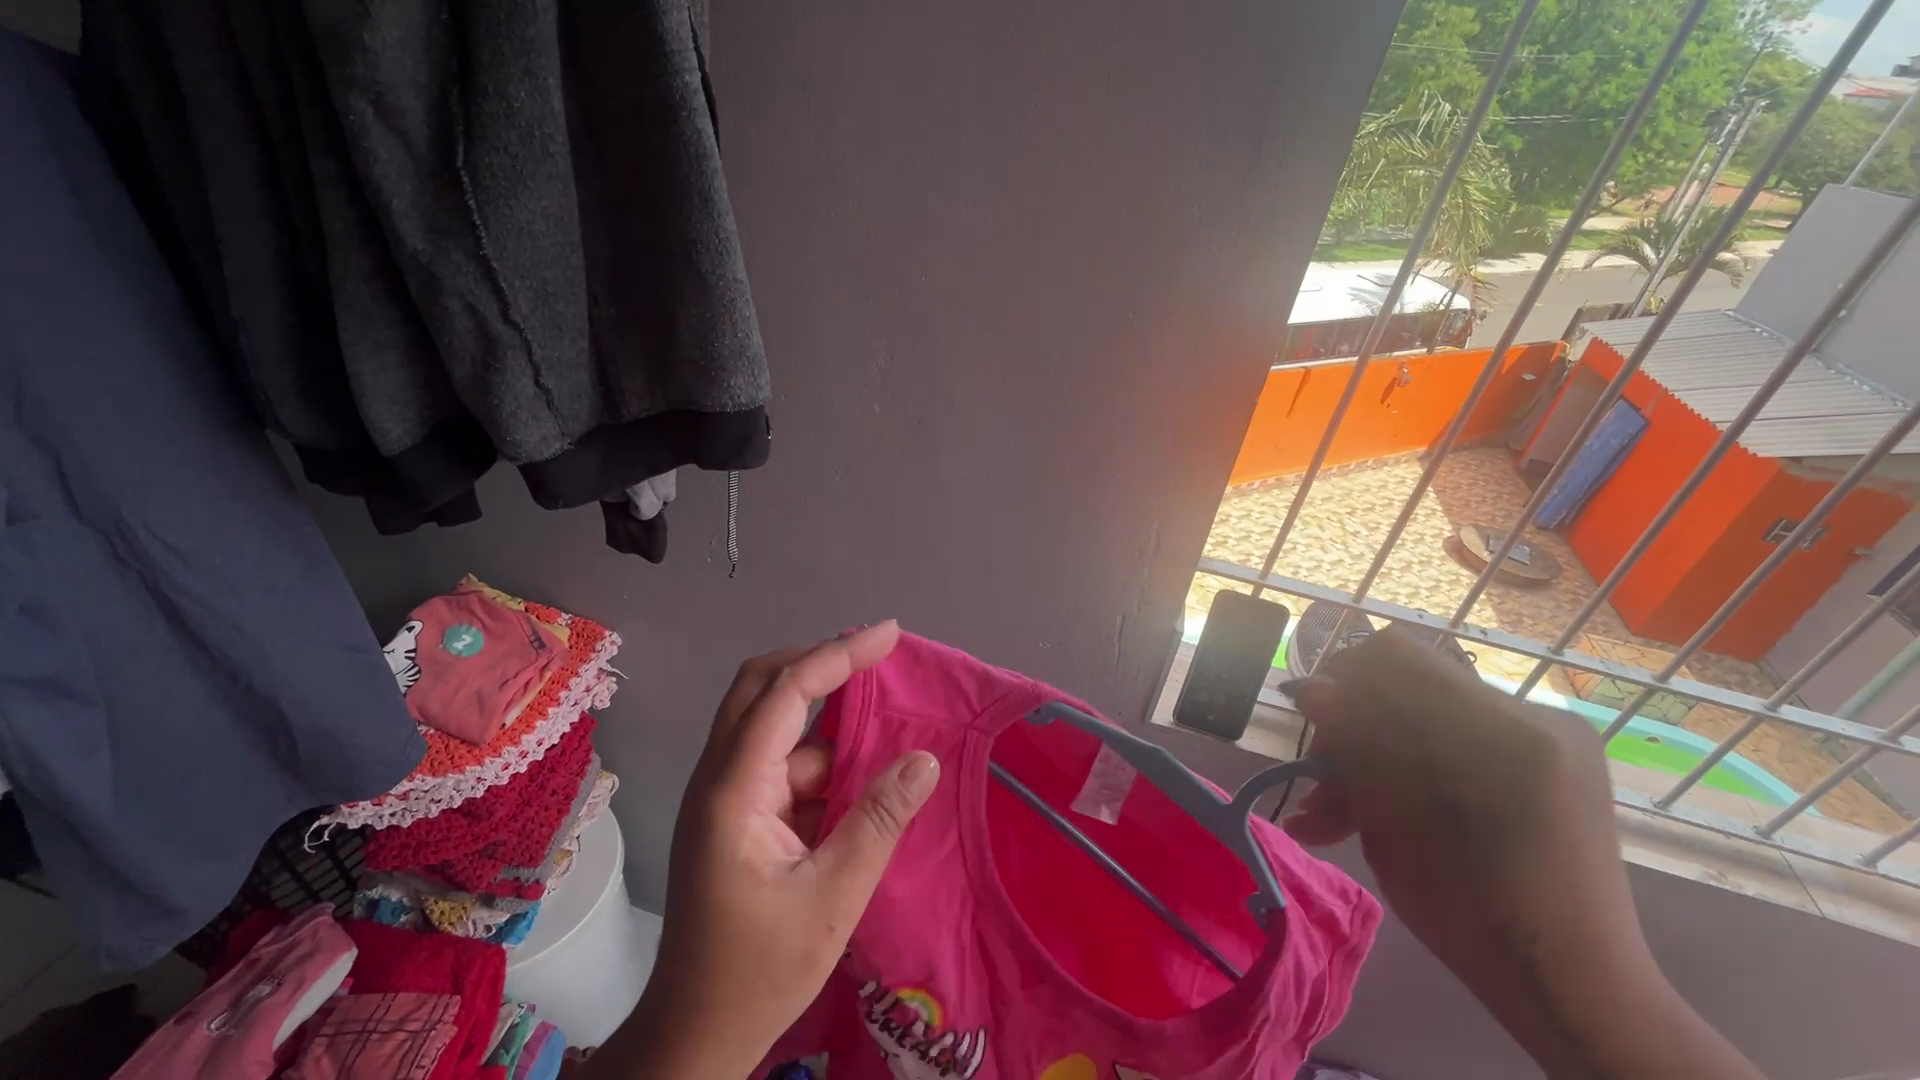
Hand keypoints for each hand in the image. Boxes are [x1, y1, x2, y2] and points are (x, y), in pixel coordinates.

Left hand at [585, 621, 939, 1079]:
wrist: (697, 1033)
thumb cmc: (759, 971)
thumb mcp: (833, 898)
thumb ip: (878, 822)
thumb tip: (924, 758)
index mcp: (734, 791)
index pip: (783, 695)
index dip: (836, 655)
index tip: (888, 634)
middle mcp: (721, 780)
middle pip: (761, 690)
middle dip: (820, 663)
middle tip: (880, 654)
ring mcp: (727, 798)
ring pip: (775, 728)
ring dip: (828, 716)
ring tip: (889, 712)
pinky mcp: (739, 819)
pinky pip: (785, 767)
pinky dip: (826, 760)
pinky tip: (867, 771)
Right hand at [1283, 627, 1761, 1079]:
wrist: (1574, 983)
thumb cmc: (1472, 913)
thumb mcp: (1392, 826)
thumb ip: (1354, 745)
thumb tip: (1309, 687)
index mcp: (1500, 732)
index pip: (1396, 658)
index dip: (1339, 678)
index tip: (1309, 724)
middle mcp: (1534, 716)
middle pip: (1413, 689)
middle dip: (1354, 730)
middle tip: (1316, 788)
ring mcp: (1551, 739)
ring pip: (1433, 720)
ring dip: (1379, 754)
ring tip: (1332, 815)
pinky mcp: (1553, 762)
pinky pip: (1466, 743)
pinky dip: (1419, 768)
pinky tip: (1382, 810)